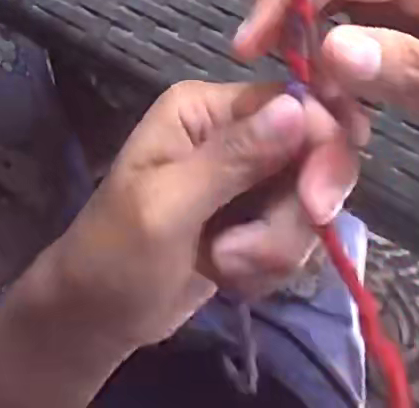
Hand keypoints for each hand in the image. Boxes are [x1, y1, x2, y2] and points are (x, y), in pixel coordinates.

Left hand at [21, 81, 358, 358]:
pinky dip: (269, 266)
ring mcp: (246, 173)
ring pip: (307, 203)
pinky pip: (296, 235)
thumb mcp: (168, 205)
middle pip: (310, 155)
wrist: (98, 314)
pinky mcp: (255, 215)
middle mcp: (230, 129)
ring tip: (221, 265)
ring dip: (273, 248)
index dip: (320, 148)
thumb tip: (298, 107)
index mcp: (204, 107)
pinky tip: (227, 276)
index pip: (291, 103)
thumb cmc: (117, 251)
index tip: (317, 206)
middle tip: (245, 255)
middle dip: (290, 215)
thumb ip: (234, 158)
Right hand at [233, 0, 418, 204]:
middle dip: (285, 2)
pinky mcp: (408, 23)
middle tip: (258, 56)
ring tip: (297, 84)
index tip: (252, 48)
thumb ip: (416, 75)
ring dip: (302, 31)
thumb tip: (329, 48)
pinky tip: (326, 91)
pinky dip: (324, 52)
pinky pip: (346, 22)